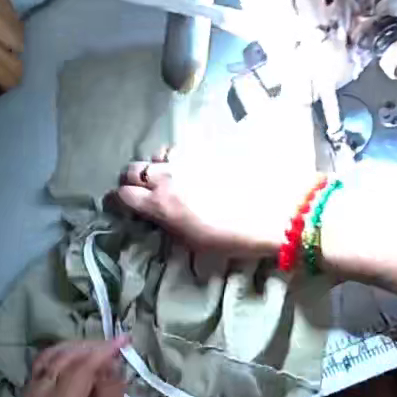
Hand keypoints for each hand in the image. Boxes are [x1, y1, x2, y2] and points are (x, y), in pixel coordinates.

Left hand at [0, 337, 127, 396]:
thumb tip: (113, 370)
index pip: (80, 367)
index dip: (104, 350)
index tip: (126, 340)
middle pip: (57, 360)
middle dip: (87, 347)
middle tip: (115, 346)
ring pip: (42, 366)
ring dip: (70, 353)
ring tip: (98, 353)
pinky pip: (36, 380)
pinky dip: (57, 367)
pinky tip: (77, 373)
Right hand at [109, 154, 320, 258]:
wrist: (276, 212)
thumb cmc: (235, 238)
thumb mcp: (198, 245)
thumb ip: (173, 229)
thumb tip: (161, 222)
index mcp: (161, 204)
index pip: (123, 195)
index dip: (120, 202)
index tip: (125, 208)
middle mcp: (167, 177)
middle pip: (133, 169)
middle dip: (133, 180)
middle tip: (144, 193)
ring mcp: (187, 160)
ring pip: (157, 155)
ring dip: (156, 166)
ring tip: (169, 179)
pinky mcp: (209, 151)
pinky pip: (183, 151)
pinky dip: (179, 160)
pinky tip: (193, 171)